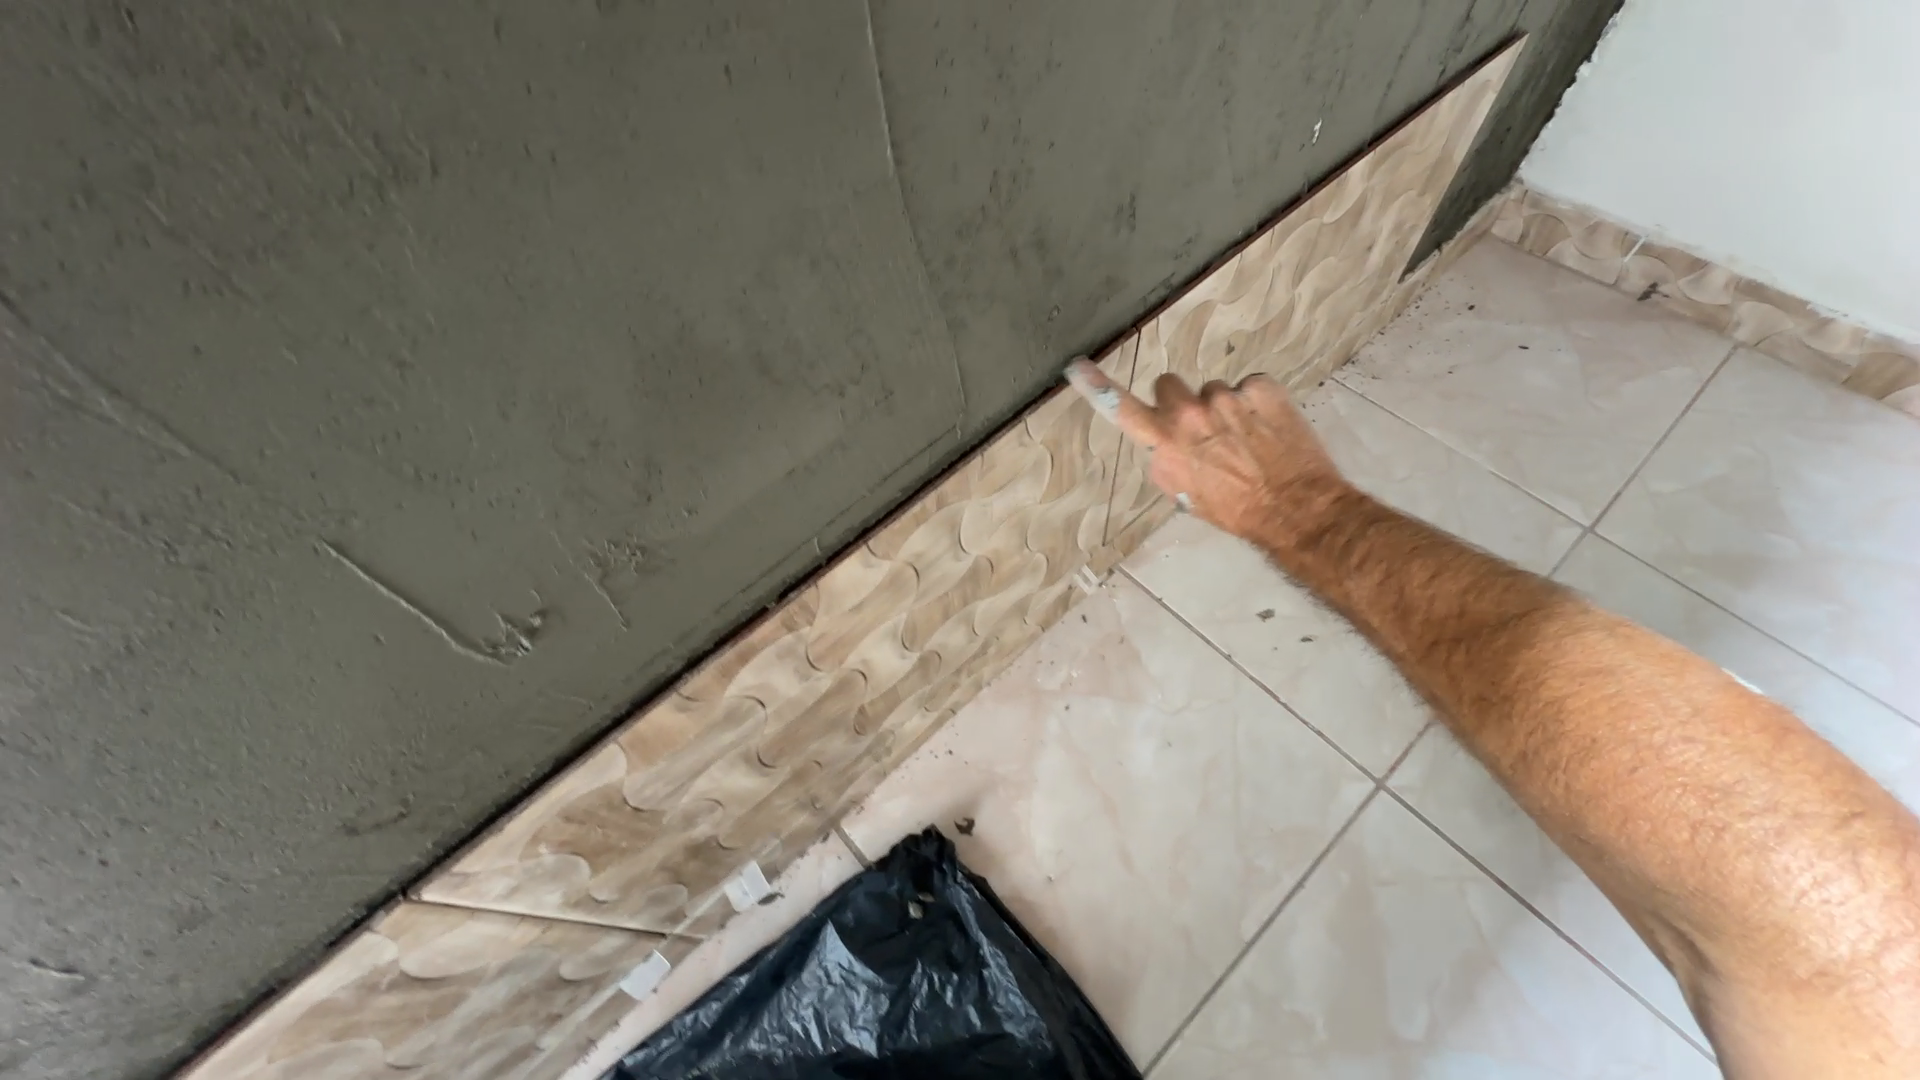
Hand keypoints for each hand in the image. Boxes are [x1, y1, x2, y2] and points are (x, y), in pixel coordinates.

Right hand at [1064, 358, 1351, 548]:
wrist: (1294, 509)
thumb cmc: (1236, 510)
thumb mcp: (1185, 494)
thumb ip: (1167, 459)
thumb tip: (1164, 444)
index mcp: (1166, 444)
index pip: (1121, 409)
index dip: (1096, 387)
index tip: (1077, 368)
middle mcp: (1190, 414)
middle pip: (1170, 387)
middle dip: (1182, 403)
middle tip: (1204, 430)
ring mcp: (1227, 397)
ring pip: (1214, 390)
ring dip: (1224, 408)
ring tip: (1245, 439)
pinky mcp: (1262, 387)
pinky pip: (1250, 386)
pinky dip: (1257, 404)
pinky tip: (1267, 428)